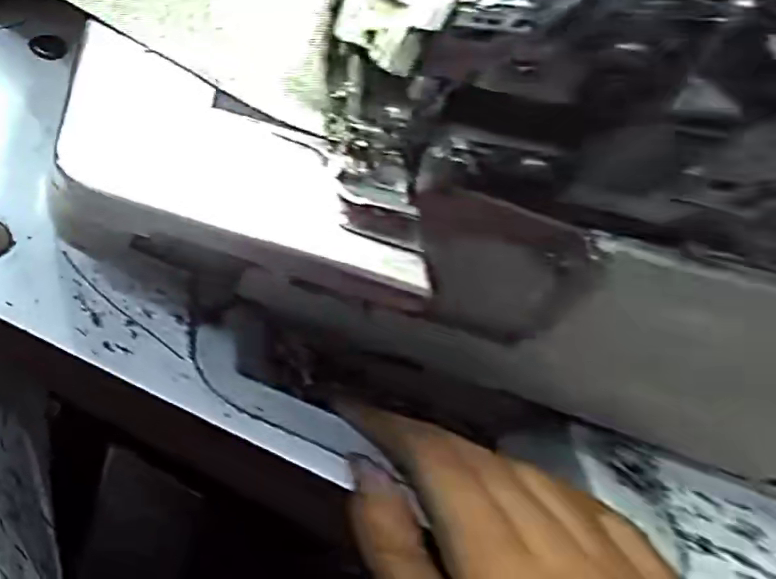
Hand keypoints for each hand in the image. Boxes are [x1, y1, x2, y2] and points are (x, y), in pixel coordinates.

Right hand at [347, 406, 672, 578]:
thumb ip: (390, 545)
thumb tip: (362, 468)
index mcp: (497, 557)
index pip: (433, 457)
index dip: (383, 421)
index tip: (345, 404)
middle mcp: (564, 550)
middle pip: (482, 461)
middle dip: (423, 435)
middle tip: (380, 429)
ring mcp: (623, 566)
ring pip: (536, 478)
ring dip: (480, 457)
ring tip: (443, 460)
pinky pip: (601, 514)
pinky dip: (549, 488)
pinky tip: (528, 491)